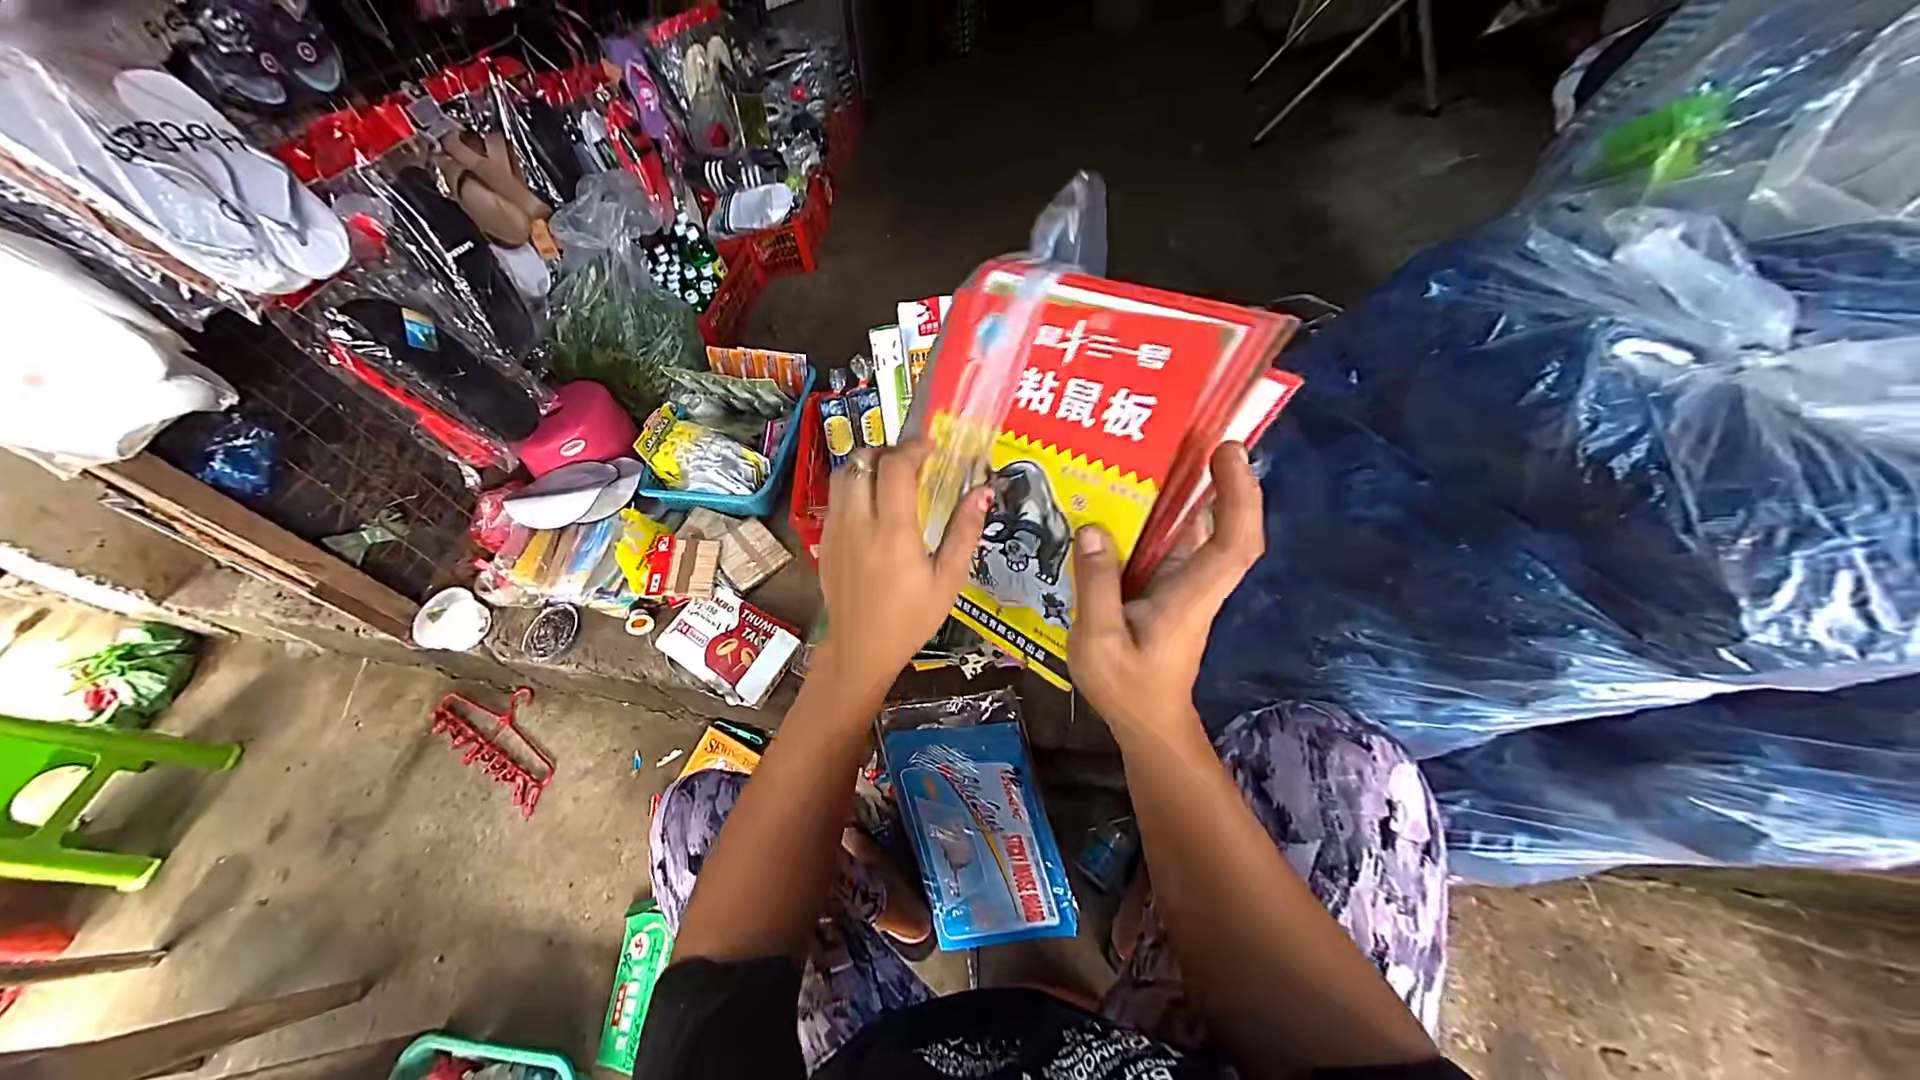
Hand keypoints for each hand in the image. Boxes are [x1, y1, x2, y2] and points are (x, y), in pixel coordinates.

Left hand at [815, 440, 989, 692]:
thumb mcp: (948, 580)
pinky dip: (854, 488)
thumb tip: (983, 492)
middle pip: (862, 460)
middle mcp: (859, 523)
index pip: (896, 466)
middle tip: (911, 462)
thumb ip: (965, 531)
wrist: (860, 650)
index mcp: (893, 531)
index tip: (931, 448)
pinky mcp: (825, 541)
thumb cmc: (911, 619)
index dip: (914, 448)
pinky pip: (835, 498)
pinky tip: (873, 507)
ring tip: (890, 479)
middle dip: (888, 451)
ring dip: (866, 466)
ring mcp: (836, 530)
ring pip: (843, 474)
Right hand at [1069, 442, 1264, 739]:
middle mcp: (1197, 583)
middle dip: (1222, 479)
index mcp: (1191, 595)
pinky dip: (1166, 517)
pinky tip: (1132, 501)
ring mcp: (1185, 586)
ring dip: (1193, 493)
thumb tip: (1092, 528)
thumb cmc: (1129, 687)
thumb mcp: (1098, 640)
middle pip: (1226, 527)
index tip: (1228, 452)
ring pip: (1200, 533)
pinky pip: (1173, 545)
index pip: (1235, 542)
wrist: (1149, 721)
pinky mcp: (1169, 590)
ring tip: (1161, 454)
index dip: (1240, 495)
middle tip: (1195, 435)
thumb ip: (1096, 585)